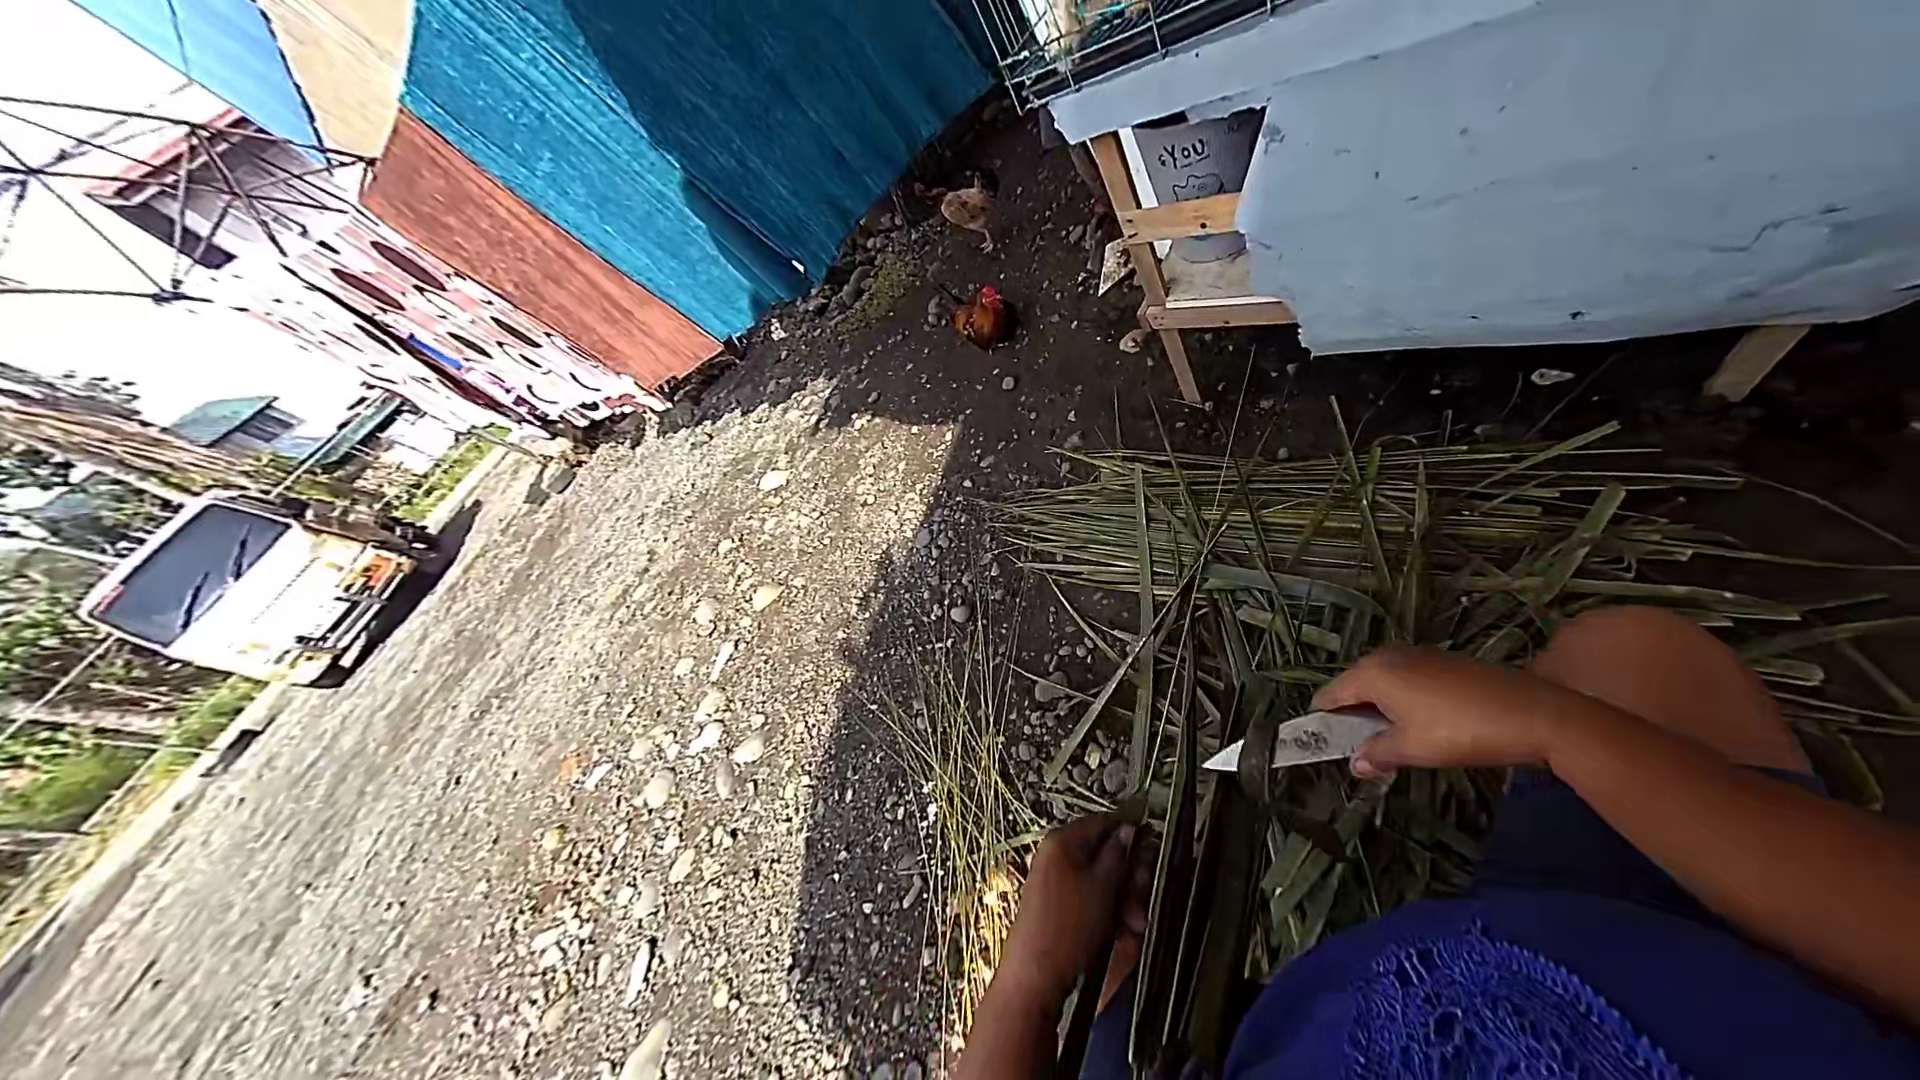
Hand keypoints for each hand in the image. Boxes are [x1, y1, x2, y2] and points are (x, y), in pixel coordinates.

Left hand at [999, 815, 1138, 1004]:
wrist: (1035, 973)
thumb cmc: (1069, 926)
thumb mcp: (1103, 886)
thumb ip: (1118, 855)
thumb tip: (1129, 829)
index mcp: (1062, 840)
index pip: (1103, 822)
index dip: (1129, 837)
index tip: (1147, 858)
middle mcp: (1056, 853)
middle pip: (1103, 854)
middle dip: (1127, 879)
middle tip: (1138, 903)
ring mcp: (1054, 878)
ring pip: (1099, 879)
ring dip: (1121, 900)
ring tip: (1132, 925)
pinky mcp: (1056, 902)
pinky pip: (1088, 897)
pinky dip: (1105, 911)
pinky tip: (1117, 932)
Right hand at [1314, 645, 1569, 776]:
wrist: (1538, 714)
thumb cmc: (1463, 731)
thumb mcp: (1413, 749)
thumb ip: (1376, 754)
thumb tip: (1356, 764)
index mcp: (1370, 673)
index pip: (1328, 696)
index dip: (1323, 722)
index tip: (1325, 746)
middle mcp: (1385, 656)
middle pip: (1352, 688)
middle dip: (1353, 716)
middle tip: (1366, 749)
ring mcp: (1414, 655)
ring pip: (1380, 684)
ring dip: (1379, 710)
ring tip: (1397, 740)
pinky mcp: (1439, 661)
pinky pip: (1404, 680)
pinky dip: (1402, 700)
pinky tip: (1424, 724)